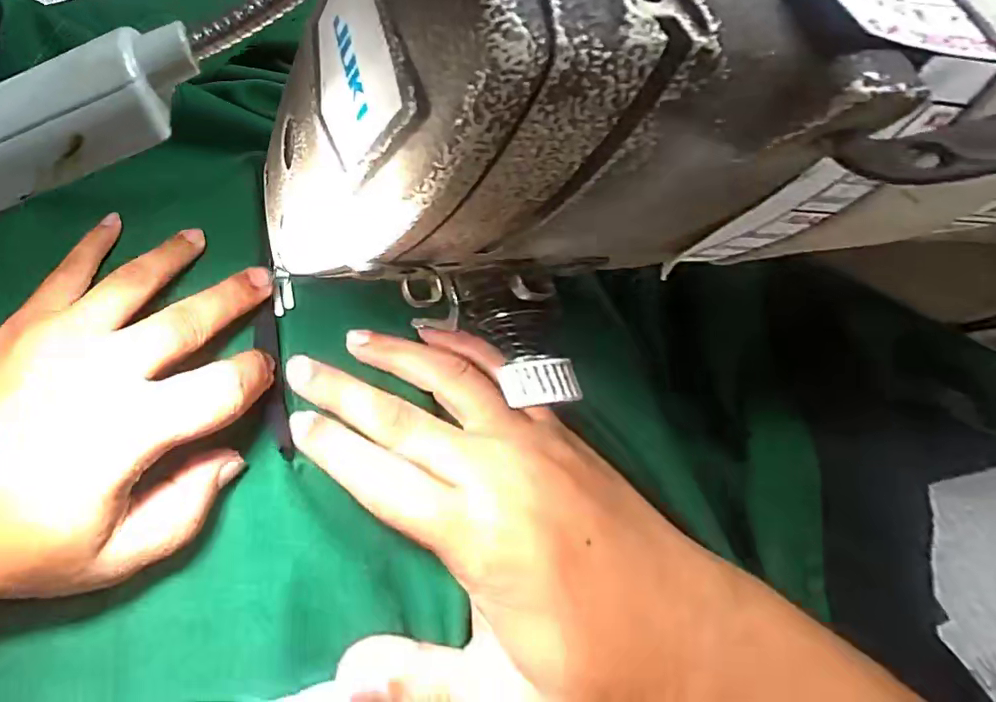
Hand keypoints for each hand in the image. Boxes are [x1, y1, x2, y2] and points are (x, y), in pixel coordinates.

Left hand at [0, 214, 273, 616]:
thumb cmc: (17, 542)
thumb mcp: (109, 559)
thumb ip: (180, 512)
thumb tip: (229, 459)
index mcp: (135, 428)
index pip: (219, 390)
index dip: (254, 374)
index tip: (269, 363)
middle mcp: (108, 367)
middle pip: (188, 321)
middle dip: (233, 298)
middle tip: (262, 279)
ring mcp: (65, 334)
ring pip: (134, 281)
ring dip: (172, 256)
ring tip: (199, 237)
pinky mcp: (28, 320)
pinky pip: (69, 271)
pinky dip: (93, 243)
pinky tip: (112, 221)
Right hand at [287, 328, 915, 701]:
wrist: (699, 640)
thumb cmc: (594, 671)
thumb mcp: (502, 696)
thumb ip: (419, 679)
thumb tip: (337, 678)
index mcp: (474, 536)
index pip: (379, 479)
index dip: (331, 448)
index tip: (296, 422)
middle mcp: (494, 473)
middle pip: (400, 419)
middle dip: (343, 389)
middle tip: (302, 364)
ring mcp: (529, 441)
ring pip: (448, 378)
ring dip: (397, 353)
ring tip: (357, 337)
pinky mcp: (556, 429)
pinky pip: (501, 371)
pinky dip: (464, 345)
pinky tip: (434, 331)